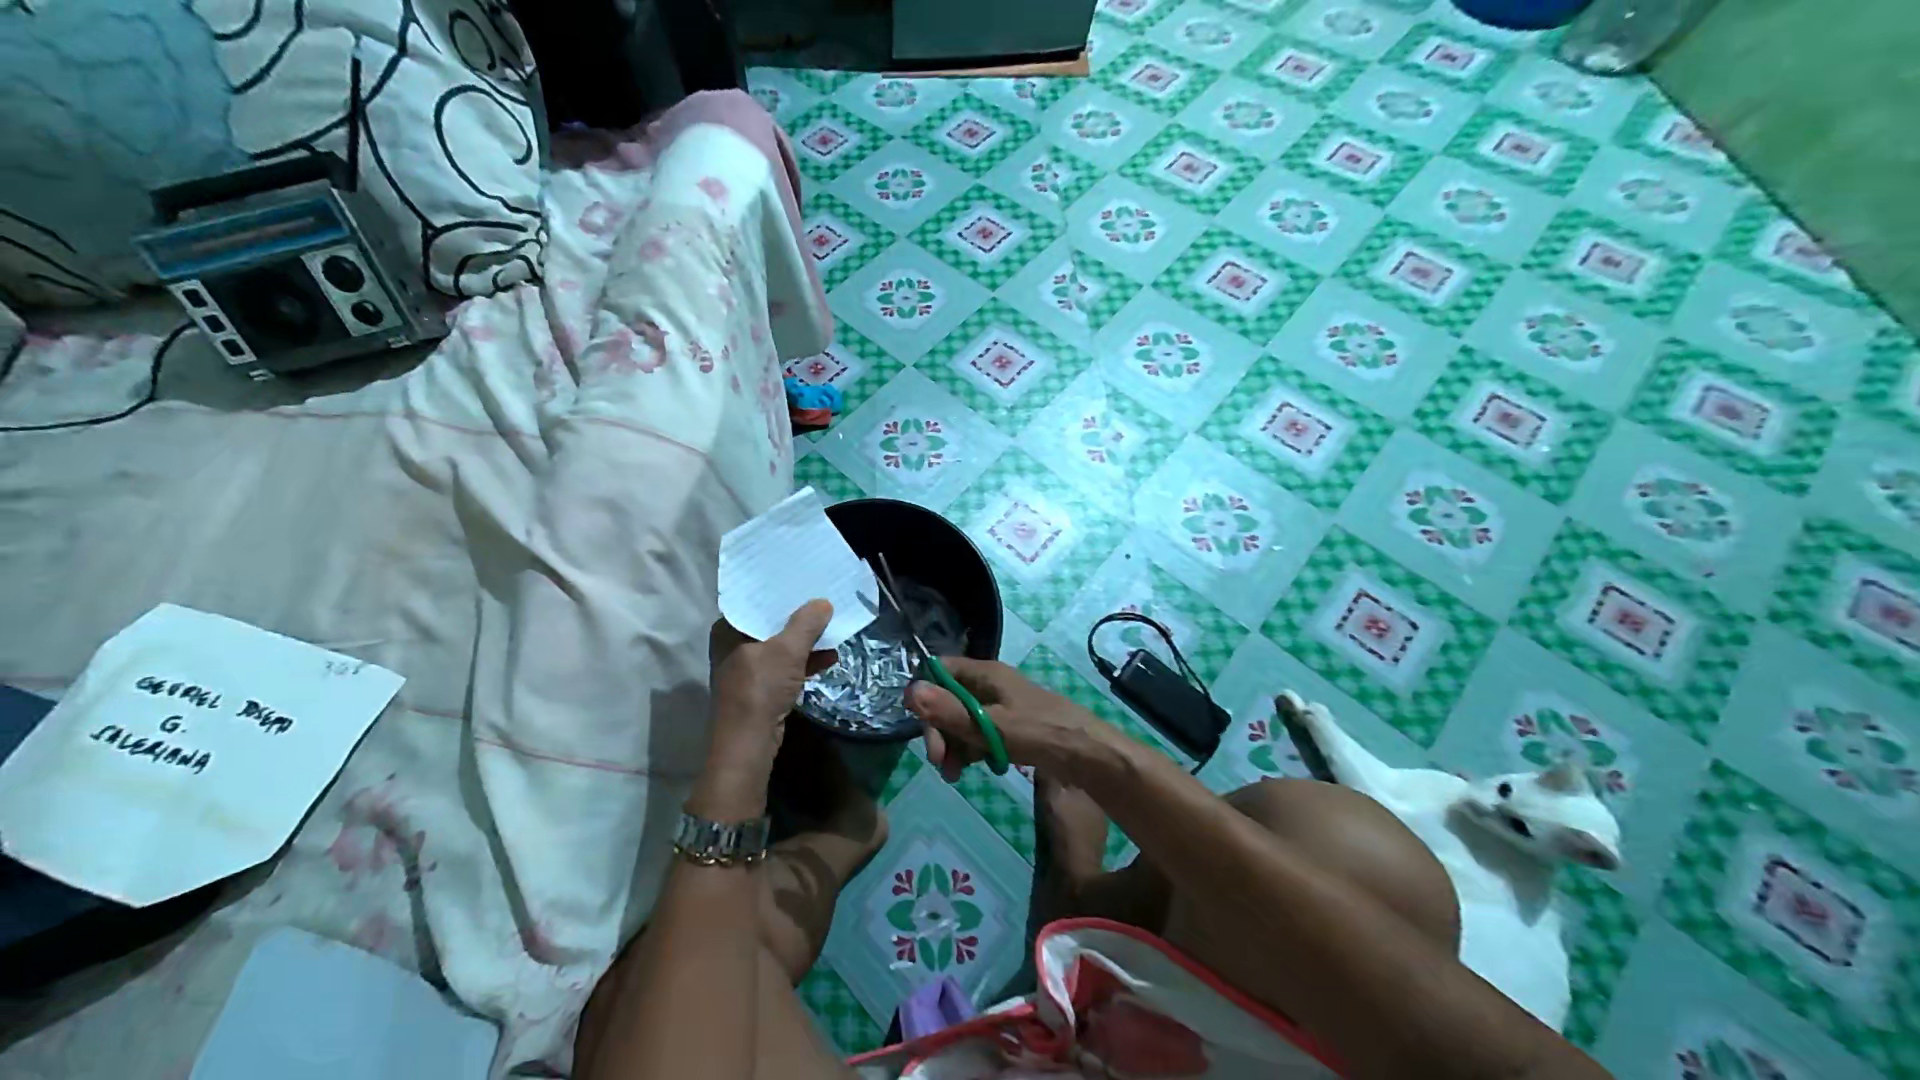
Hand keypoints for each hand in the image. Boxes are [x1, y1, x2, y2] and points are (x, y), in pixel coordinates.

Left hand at [704, 600, 835, 792]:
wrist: (749, 743)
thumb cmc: (760, 688)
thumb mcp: (787, 650)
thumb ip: (806, 623)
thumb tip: (823, 603)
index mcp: (729, 630)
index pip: (755, 601)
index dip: (780, 591)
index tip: (804, 579)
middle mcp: (734, 646)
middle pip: (770, 623)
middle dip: (798, 616)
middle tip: (823, 600)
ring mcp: (748, 669)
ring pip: (781, 645)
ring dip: (806, 640)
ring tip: (832, 627)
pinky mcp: (762, 688)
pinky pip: (786, 666)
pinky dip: (805, 661)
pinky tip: (829, 656)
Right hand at [904, 658, 1105, 783]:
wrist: (1087, 754)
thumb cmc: (1039, 732)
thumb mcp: (990, 725)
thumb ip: (950, 711)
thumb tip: (910, 691)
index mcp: (986, 674)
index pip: (941, 670)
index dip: (927, 694)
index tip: (923, 725)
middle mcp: (990, 685)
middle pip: (949, 700)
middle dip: (940, 730)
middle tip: (940, 762)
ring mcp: (1000, 706)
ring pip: (963, 721)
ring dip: (954, 746)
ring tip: (955, 775)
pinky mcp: (1009, 727)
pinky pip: (979, 734)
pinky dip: (971, 750)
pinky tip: (972, 770)